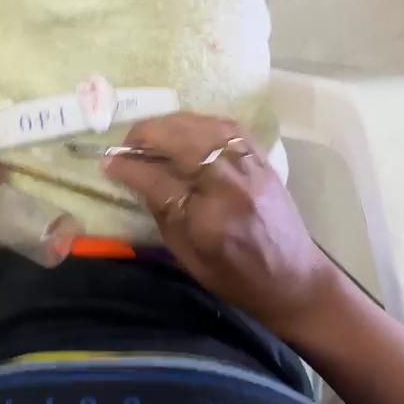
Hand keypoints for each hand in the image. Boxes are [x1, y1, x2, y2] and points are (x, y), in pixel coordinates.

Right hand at [100, 113, 341, 337]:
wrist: (295, 280)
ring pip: (202, 125)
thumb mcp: (188, 257)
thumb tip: (134, 177)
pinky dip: (198, 122)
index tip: (107, 163)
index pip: (157, 179)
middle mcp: (231, 185)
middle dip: (146, 135)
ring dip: (169, 124)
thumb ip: (161, 212)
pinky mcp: (261, 159)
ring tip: (150, 134)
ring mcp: (250, 167)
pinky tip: (183, 130)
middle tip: (126, 144)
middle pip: (181, 140)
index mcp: (210, 219)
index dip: (128, 167)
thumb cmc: (236, 279)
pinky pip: (225, 126)